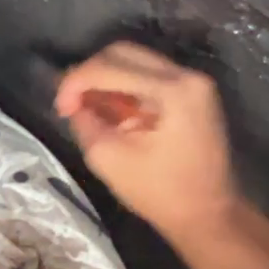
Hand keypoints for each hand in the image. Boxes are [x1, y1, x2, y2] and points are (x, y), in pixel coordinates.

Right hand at [54, 42, 239, 243]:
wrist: (208, 215)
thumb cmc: (161, 193)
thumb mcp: (109, 160)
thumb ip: (86, 122)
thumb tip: (73, 103)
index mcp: (172, 90)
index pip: (110, 67)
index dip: (75, 83)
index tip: (60, 108)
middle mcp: (186, 75)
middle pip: (122, 52)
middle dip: (88, 74)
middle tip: (70, 103)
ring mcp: (192, 82)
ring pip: (134, 60)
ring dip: (104, 79)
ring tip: (84, 106)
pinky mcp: (190, 93)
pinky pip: (147, 76)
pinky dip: (121, 87)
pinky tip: (106, 108)